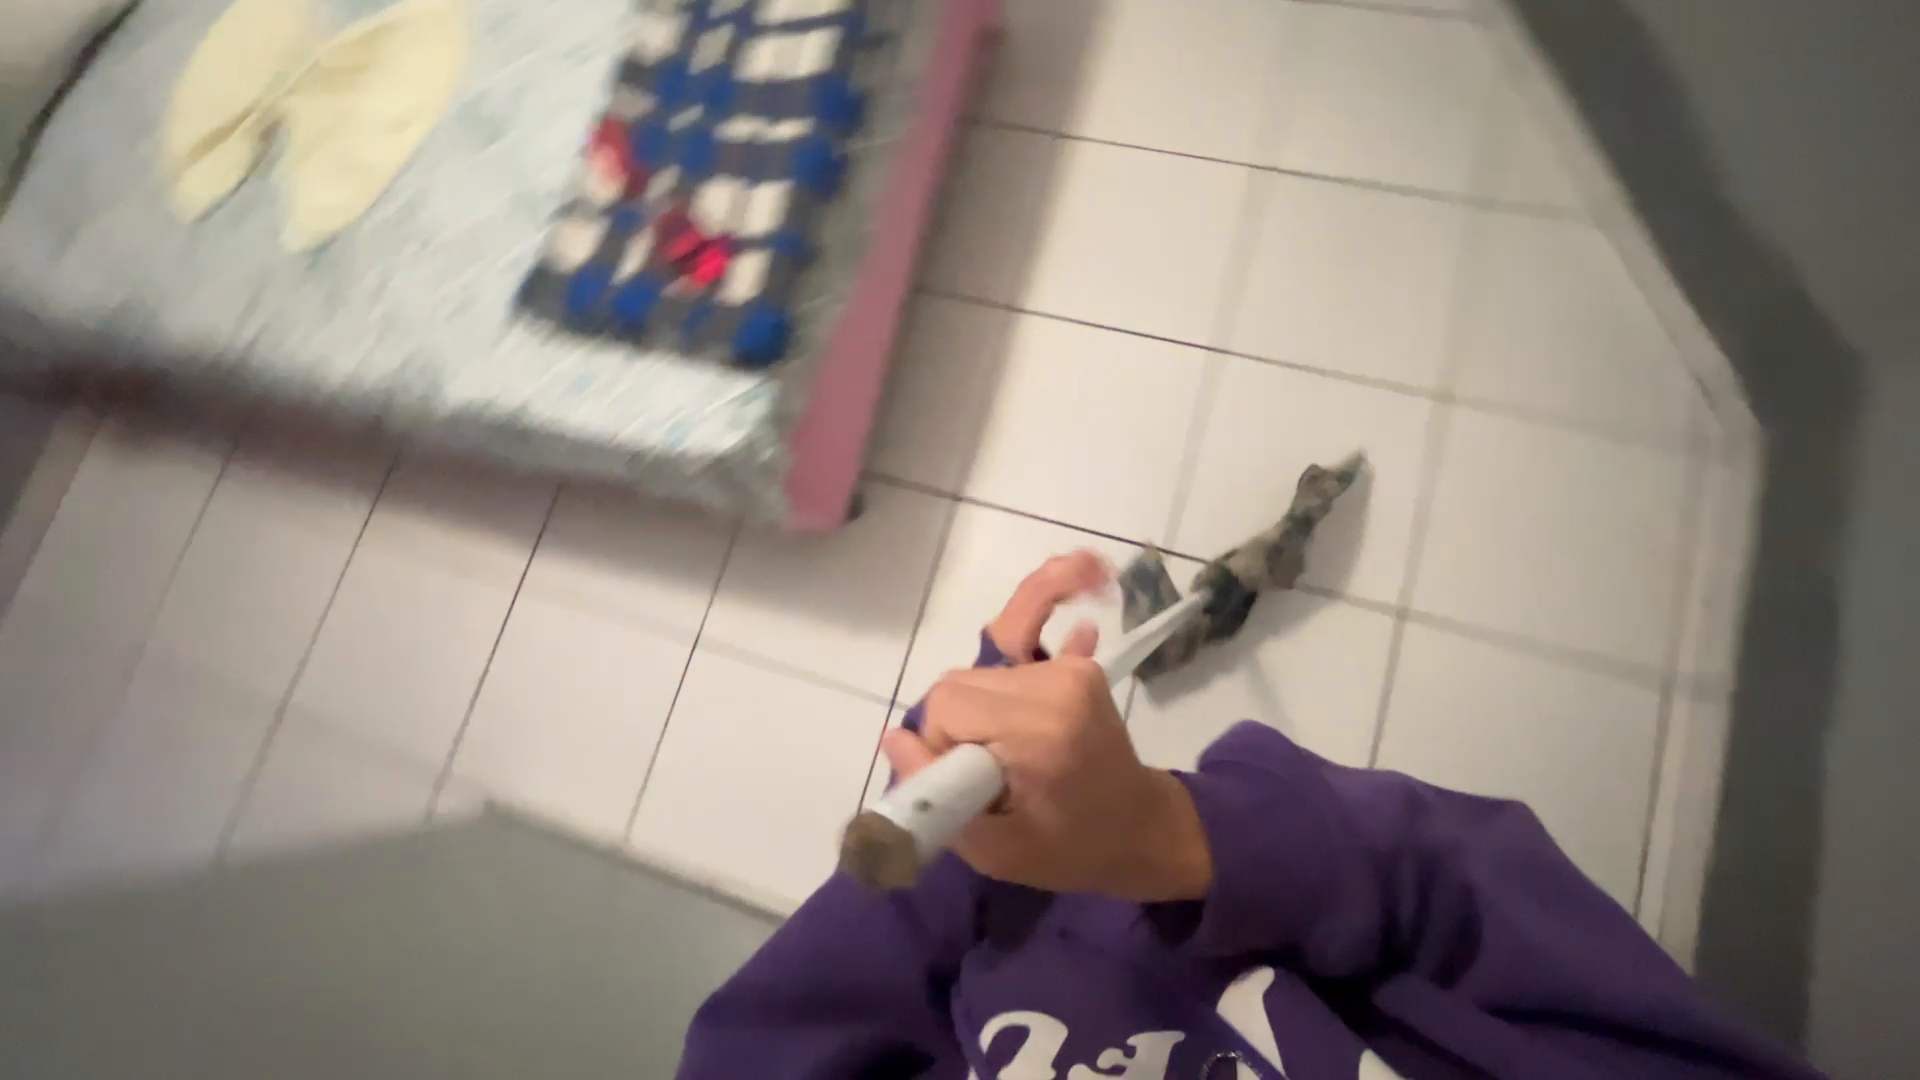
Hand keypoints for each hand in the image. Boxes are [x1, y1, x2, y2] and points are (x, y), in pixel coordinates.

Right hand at [883, 556, 1212, 901]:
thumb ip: (935, 796)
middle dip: (955, 726)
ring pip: (981, 670)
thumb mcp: (995, 850)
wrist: (1142, 827)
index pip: (949, 705)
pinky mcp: (1077, 666)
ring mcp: (1071, 671)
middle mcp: (1057, 687)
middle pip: (960, 681)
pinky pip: (1025, 633)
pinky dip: (1035, 603)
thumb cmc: (1072, 850)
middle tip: (984, 770)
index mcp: (1040, 734)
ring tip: (1004, 746)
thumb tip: (894, 736)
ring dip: (978, 705)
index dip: (940, 746)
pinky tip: (1077, 566)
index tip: (965, 782)